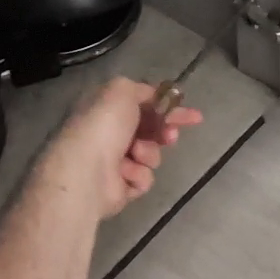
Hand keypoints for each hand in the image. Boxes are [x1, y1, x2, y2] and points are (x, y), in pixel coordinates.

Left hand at [37, 77, 203, 219]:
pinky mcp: (119, 188)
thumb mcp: (122, 90)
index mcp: (106, 109)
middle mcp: (108, 134)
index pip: (144, 104)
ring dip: (148, 153)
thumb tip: (151, 97)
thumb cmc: (103, 125)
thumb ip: (141, 89)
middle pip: (150, 131)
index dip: (169, 107)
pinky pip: (143, 178)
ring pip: (150, 155)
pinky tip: (127, 174)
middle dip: (164, 132)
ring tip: (136, 155)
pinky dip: (139, 175)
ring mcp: (113, 163)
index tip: (193, 115)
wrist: (86, 170)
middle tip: (170, 136)